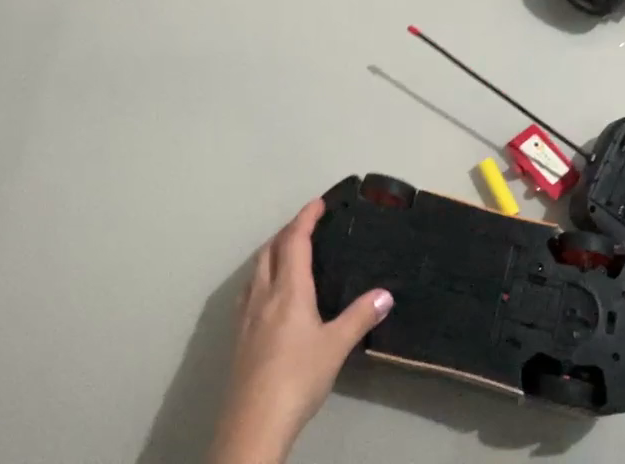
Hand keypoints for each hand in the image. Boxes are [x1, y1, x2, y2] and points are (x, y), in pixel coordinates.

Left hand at [209, 199, 393, 463]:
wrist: (253, 422)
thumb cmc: (298, 377)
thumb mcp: (336, 346)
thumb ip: (360, 316)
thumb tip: (386, 294)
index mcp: (288, 290)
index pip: (295, 242)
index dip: (306, 218)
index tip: (318, 202)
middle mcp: (263, 295)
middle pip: (270, 250)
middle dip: (286, 231)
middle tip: (305, 224)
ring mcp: (245, 317)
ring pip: (255, 270)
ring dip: (271, 252)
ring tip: (286, 252)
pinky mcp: (238, 337)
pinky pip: (248, 291)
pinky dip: (261, 277)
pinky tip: (267, 294)